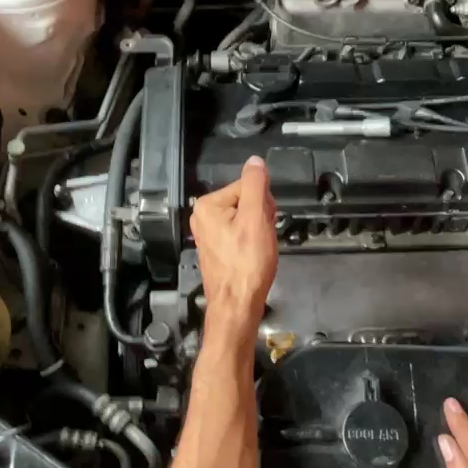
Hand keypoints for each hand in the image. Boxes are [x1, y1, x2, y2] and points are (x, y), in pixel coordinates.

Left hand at [189, 156, 277, 346]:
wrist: (238, 305)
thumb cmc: (247, 263)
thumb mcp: (256, 218)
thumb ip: (255, 185)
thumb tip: (255, 161)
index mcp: (207, 205)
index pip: (246, 187)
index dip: (263, 203)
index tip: (265, 222)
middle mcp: (203, 217)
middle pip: (245, 201)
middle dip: (261, 216)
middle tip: (262, 237)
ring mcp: (209, 235)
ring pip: (246, 218)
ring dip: (259, 230)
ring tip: (259, 248)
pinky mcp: (217, 249)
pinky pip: (241, 234)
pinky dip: (252, 242)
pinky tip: (254, 256)